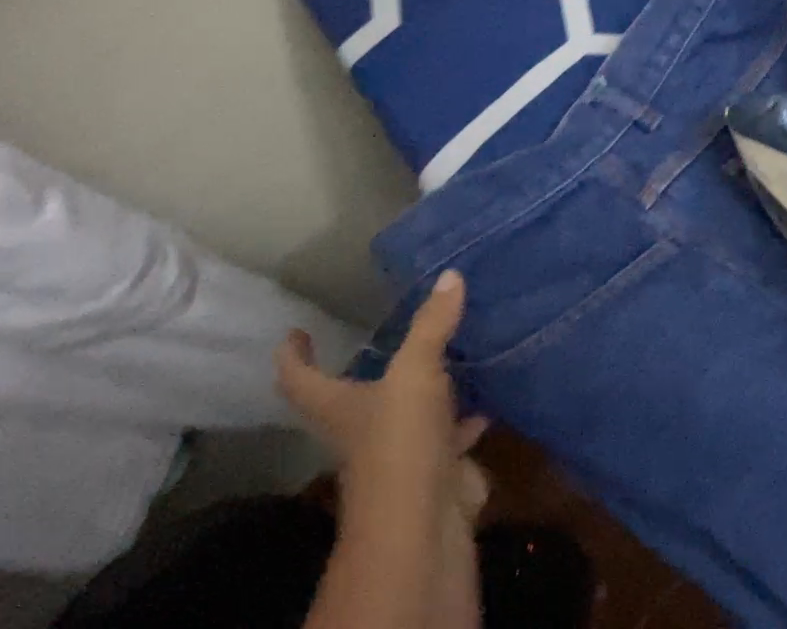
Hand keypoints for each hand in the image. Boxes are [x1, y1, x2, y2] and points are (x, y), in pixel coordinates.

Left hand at [276, 270, 488, 514]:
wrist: (424, 514)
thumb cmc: (400, 439)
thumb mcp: (415, 373)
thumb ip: (432, 326)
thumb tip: (450, 275)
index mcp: (337, 406)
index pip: (300, 378)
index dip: (295, 355)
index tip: (296, 333)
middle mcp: (360, 427)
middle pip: (349, 397)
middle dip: (364, 371)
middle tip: (384, 340)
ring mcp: (398, 449)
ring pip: (405, 413)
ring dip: (423, 392)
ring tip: (450, 359)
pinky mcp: (434, 463)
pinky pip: (449, 432)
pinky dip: (465, 417)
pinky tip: (488, 400)